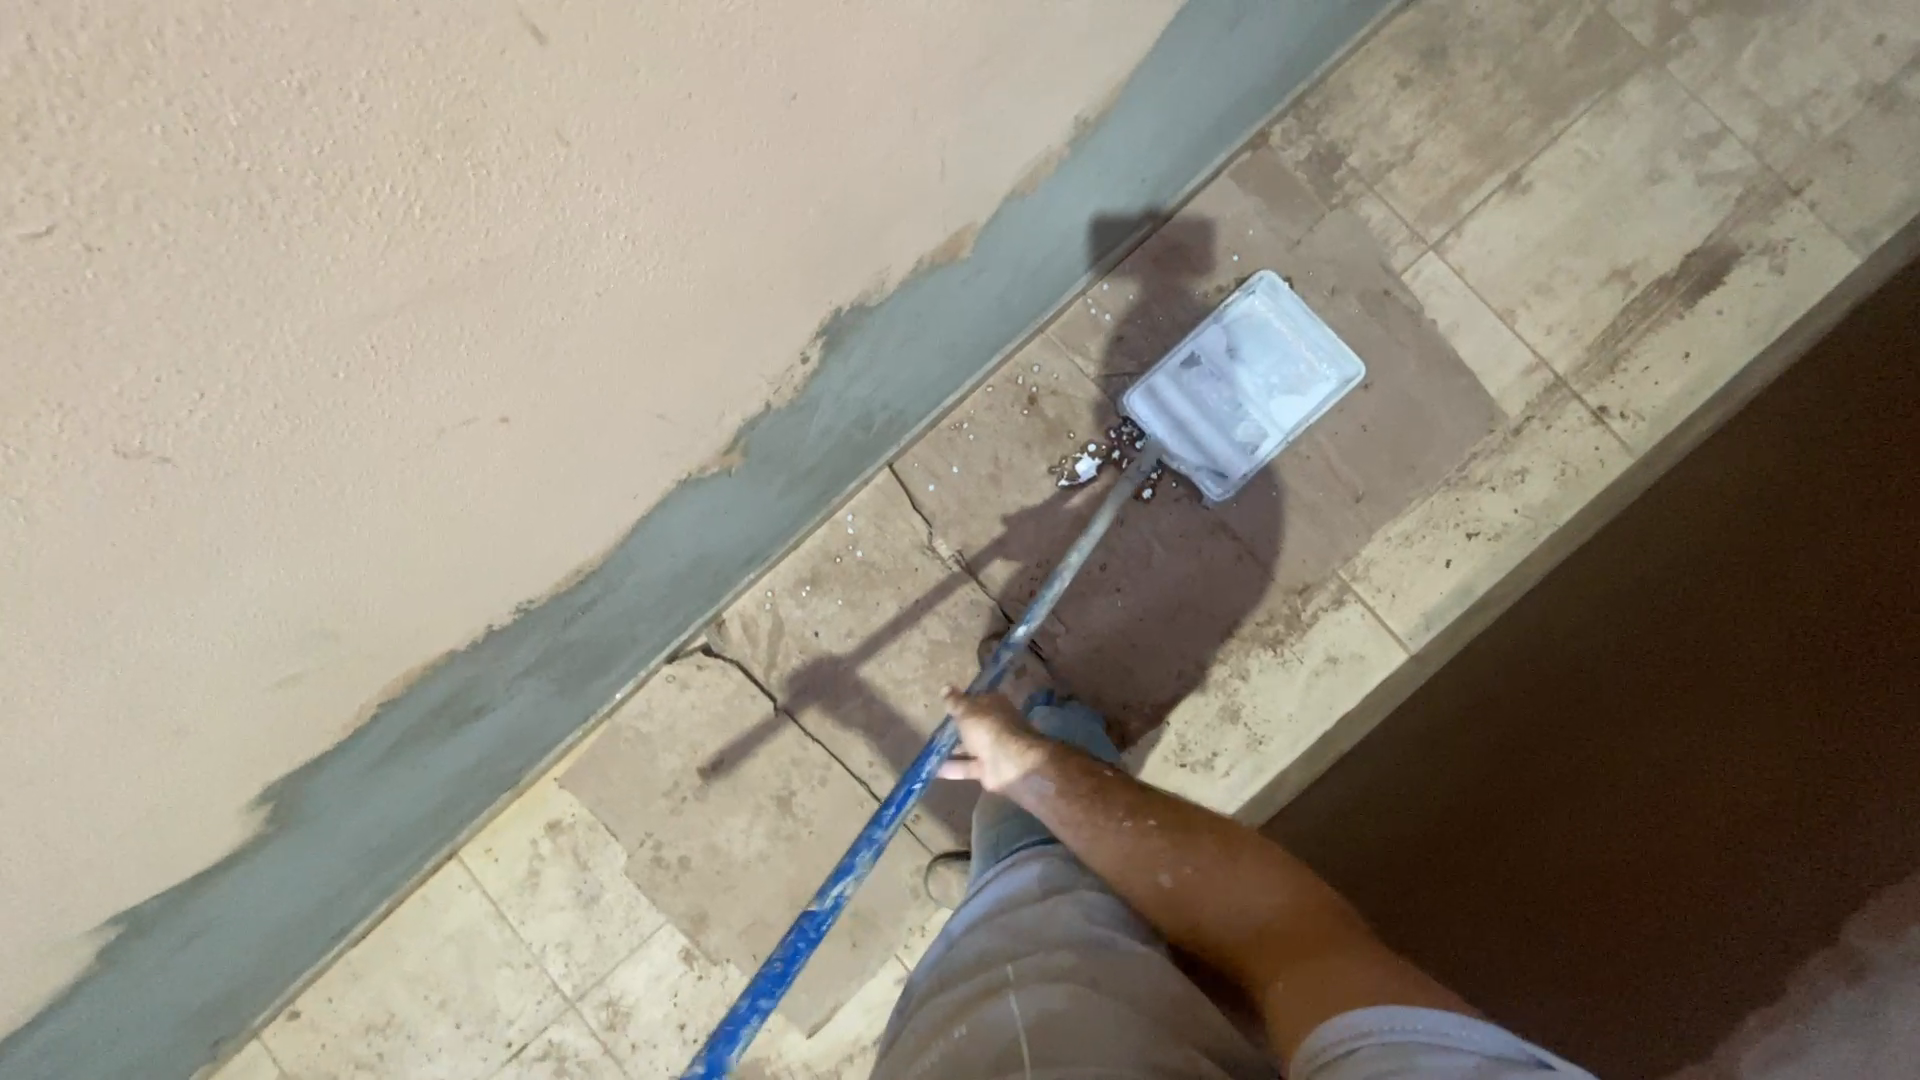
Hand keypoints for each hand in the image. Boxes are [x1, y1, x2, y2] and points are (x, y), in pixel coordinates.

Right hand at [937, 687, 1053, 792]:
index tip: (941, 706)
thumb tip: (945, 687)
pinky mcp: (987, 769)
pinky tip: (931, 768)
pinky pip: (966, 766)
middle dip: (954, 728)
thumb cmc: (988, 729)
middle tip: (931, 728)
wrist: (1011, 763)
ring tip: (927, 749)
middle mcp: (994, 725)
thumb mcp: (967, 710)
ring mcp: (992, 748)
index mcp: (994, 705)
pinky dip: (951, 768)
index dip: (959, 702)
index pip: (975, 700)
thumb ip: (955, 702)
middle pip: (971, 725)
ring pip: (968, 747)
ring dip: (950, 749)